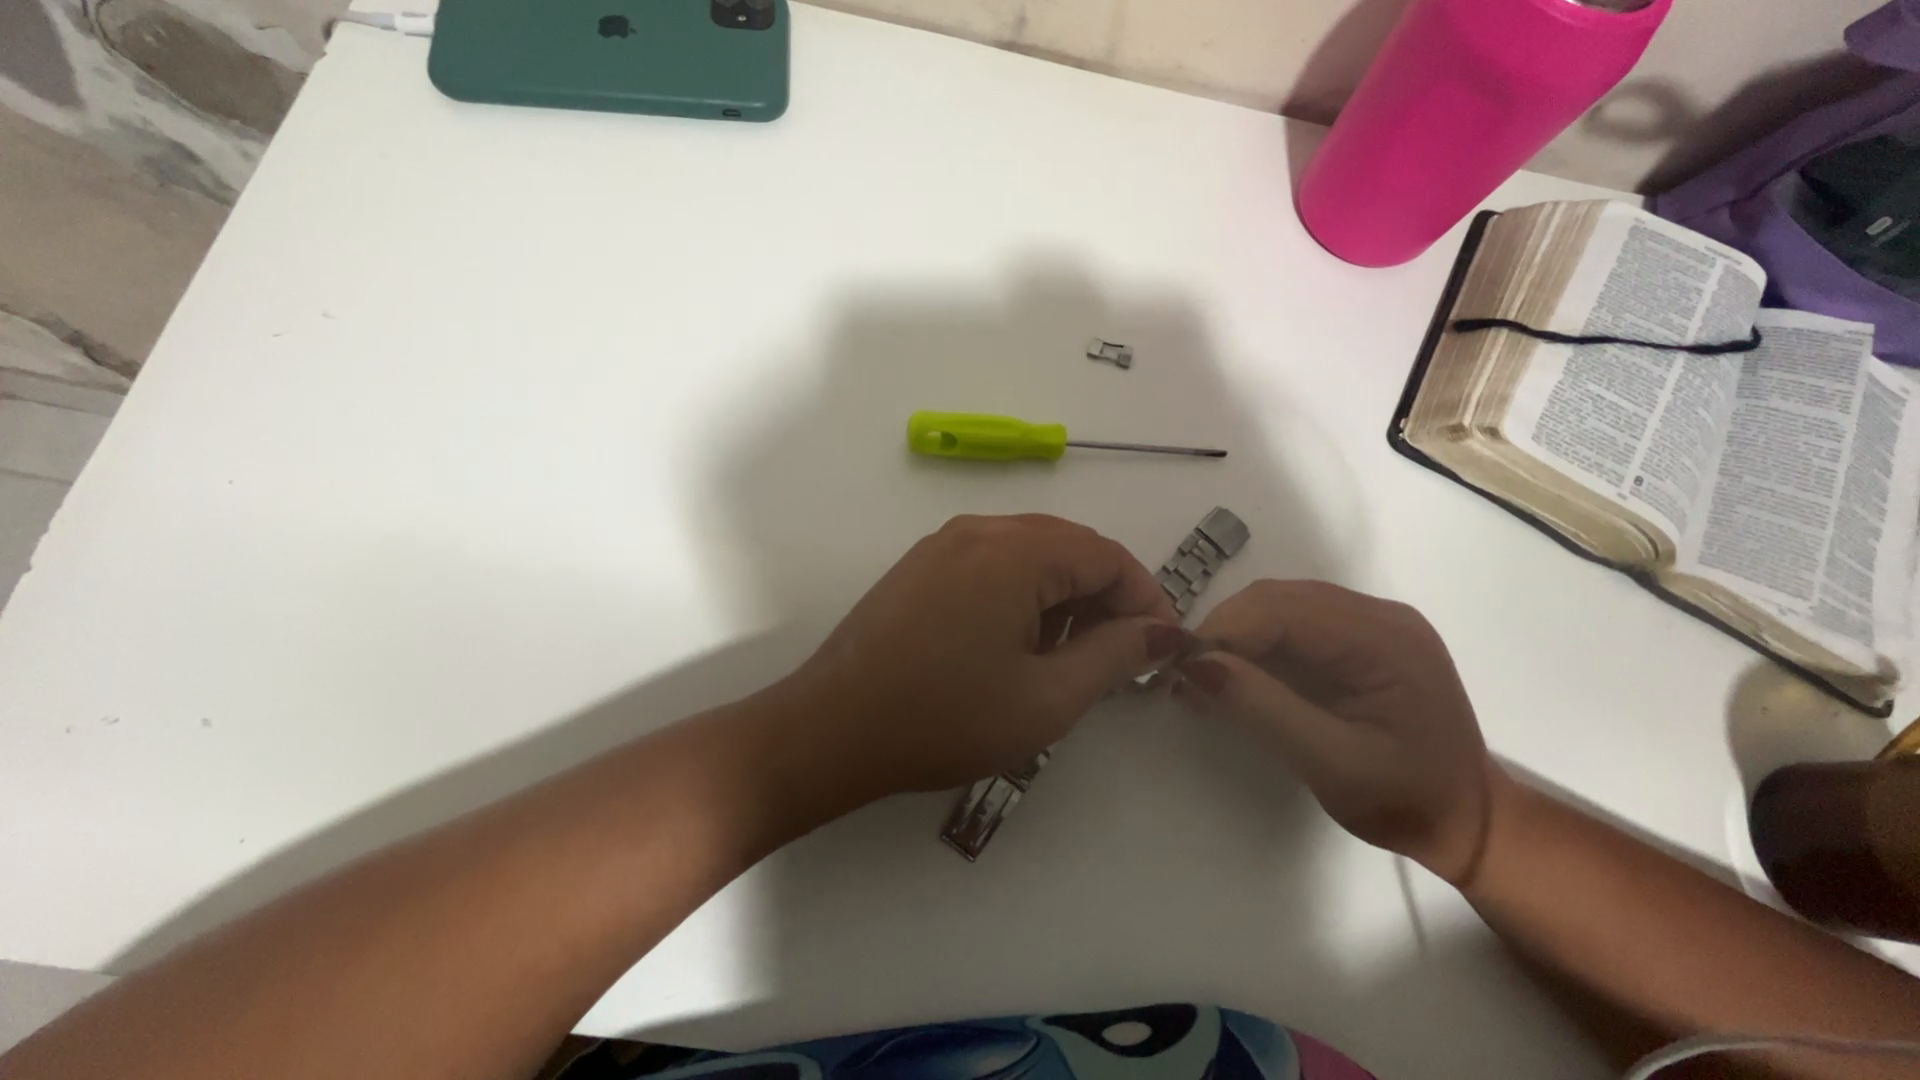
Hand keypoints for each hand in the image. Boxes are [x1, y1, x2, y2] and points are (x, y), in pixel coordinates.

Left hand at [774, 515, 1183, 803]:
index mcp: (1014, 552)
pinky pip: (990, 564)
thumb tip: (1162, 631)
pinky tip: (1017, 645)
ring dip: (1063, 595)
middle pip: (1068, 546)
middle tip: (1122, 655)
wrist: (831, 729)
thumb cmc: (945, 718)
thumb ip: (1114, 655)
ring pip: (1028, 554)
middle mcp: (977, 531)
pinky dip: (1022, 595)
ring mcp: (941, 546)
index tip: (1161, 647)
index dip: (1145, 598)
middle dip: (1105, 596)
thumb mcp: (1047, 698)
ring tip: (1071, 656)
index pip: (1105, 555)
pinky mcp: (918, 568)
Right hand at [1176, 580, 1497, 885]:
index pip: (1283, 611)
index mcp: (1385, 641)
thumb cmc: (1406, 802)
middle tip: (1185, 679)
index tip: (1177, 669)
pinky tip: (1237, 679)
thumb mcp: (1332, 765)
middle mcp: (1381, 616)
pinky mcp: (1361, 641)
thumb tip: (1195, 666)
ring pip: (1280, 607)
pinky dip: (1257, 646)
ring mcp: (1373, 625)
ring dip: (1236, 638)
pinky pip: (1294, 625)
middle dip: (1225, 632)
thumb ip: (1264, 710)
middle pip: (1278, 599)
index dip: (1224, 632)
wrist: (1468, 822)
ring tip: (1204, 682)